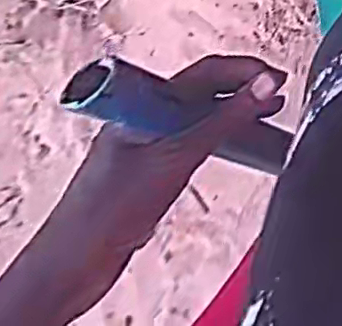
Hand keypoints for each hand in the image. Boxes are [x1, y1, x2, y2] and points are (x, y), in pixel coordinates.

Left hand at [0, 55, 286, 325]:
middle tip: (275, 89)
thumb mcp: (178, 158)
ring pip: (202, 110)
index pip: (206, 69)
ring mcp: (147, 139)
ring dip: (235, 107)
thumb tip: (263, 86)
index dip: (245, 69)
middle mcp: (145, 115)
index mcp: (143, 103)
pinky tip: (237, 138)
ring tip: (265, 109)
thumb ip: (225, 119)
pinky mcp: (152, 164)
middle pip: (205, 86)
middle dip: (244, 84)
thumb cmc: (104, 215)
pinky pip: (195, 134)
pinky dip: (222, 131)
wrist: (66, 272)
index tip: (274, 77)